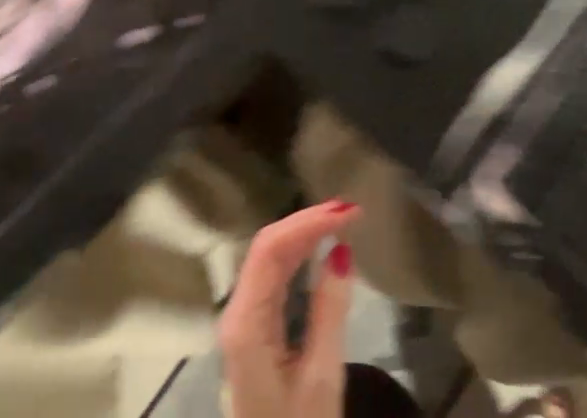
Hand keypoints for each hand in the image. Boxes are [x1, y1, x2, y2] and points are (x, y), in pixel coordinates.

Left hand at [219, 200, 359, 417]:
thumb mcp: (322, 377)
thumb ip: (330, 311)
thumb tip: (341, 251)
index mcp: (246, 323)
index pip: (270, 251)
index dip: (306, 222)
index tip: (348, 210)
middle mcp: (236, 314)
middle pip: (265, 249)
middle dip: (305, 222)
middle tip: (350, 210)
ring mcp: (241, 322)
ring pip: (266, 261)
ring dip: (301, 235)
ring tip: (340, 220)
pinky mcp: (251, 332)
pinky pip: (270, 279)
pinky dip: (296, 257)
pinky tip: (318, 248)